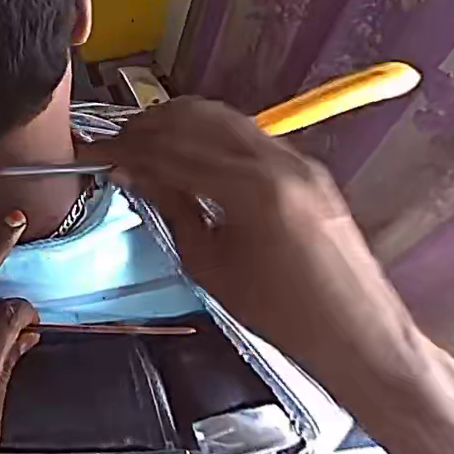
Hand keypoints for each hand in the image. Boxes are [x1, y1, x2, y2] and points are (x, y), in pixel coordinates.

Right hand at [90, 100, 453, 453]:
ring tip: (142, 143)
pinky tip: (185, 151)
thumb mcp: (207, 262)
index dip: (123, 150)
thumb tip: (132, 172)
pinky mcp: (304, 165)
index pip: (169, 152)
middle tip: (114, 147)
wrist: (361, 338)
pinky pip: (242, 131)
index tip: (92, 153)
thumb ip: (170, 206)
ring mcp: (295, 158)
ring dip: (174, 123)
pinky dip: (205, 132)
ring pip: (219, 115)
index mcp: (250, 189)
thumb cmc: (277, 312)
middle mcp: (275, 160)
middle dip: (145, 127)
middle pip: (192, 118)